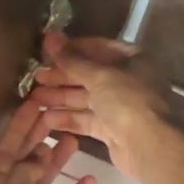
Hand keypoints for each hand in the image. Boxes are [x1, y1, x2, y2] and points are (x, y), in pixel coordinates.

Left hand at [0, 104, 95, 183]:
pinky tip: (89, 179)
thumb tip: (39, 151)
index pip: (4, 150)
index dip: (18, 126)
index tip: (34, 102)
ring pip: (43, 180)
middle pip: (23, 160)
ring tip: (74, 139)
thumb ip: (26, 173)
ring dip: (56, 160)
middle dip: (38, 137)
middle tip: (56, 113)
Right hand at [32, 32, 175, 177]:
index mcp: (133, 60)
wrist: (150, 146)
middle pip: (90, 75)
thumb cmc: (128, 101)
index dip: (72, 49)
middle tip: (35, 78)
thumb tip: (50, 37)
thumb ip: (73, 60)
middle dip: (62, 77)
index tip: (47, 52)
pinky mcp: (112, 130)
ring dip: (60, 98)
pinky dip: (68, 119)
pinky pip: (87, 120)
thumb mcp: (100, 76)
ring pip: (86, 99)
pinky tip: (46, 118)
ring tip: (33, 99)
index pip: (98, 48)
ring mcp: (120, 107)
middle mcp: (128, 81)